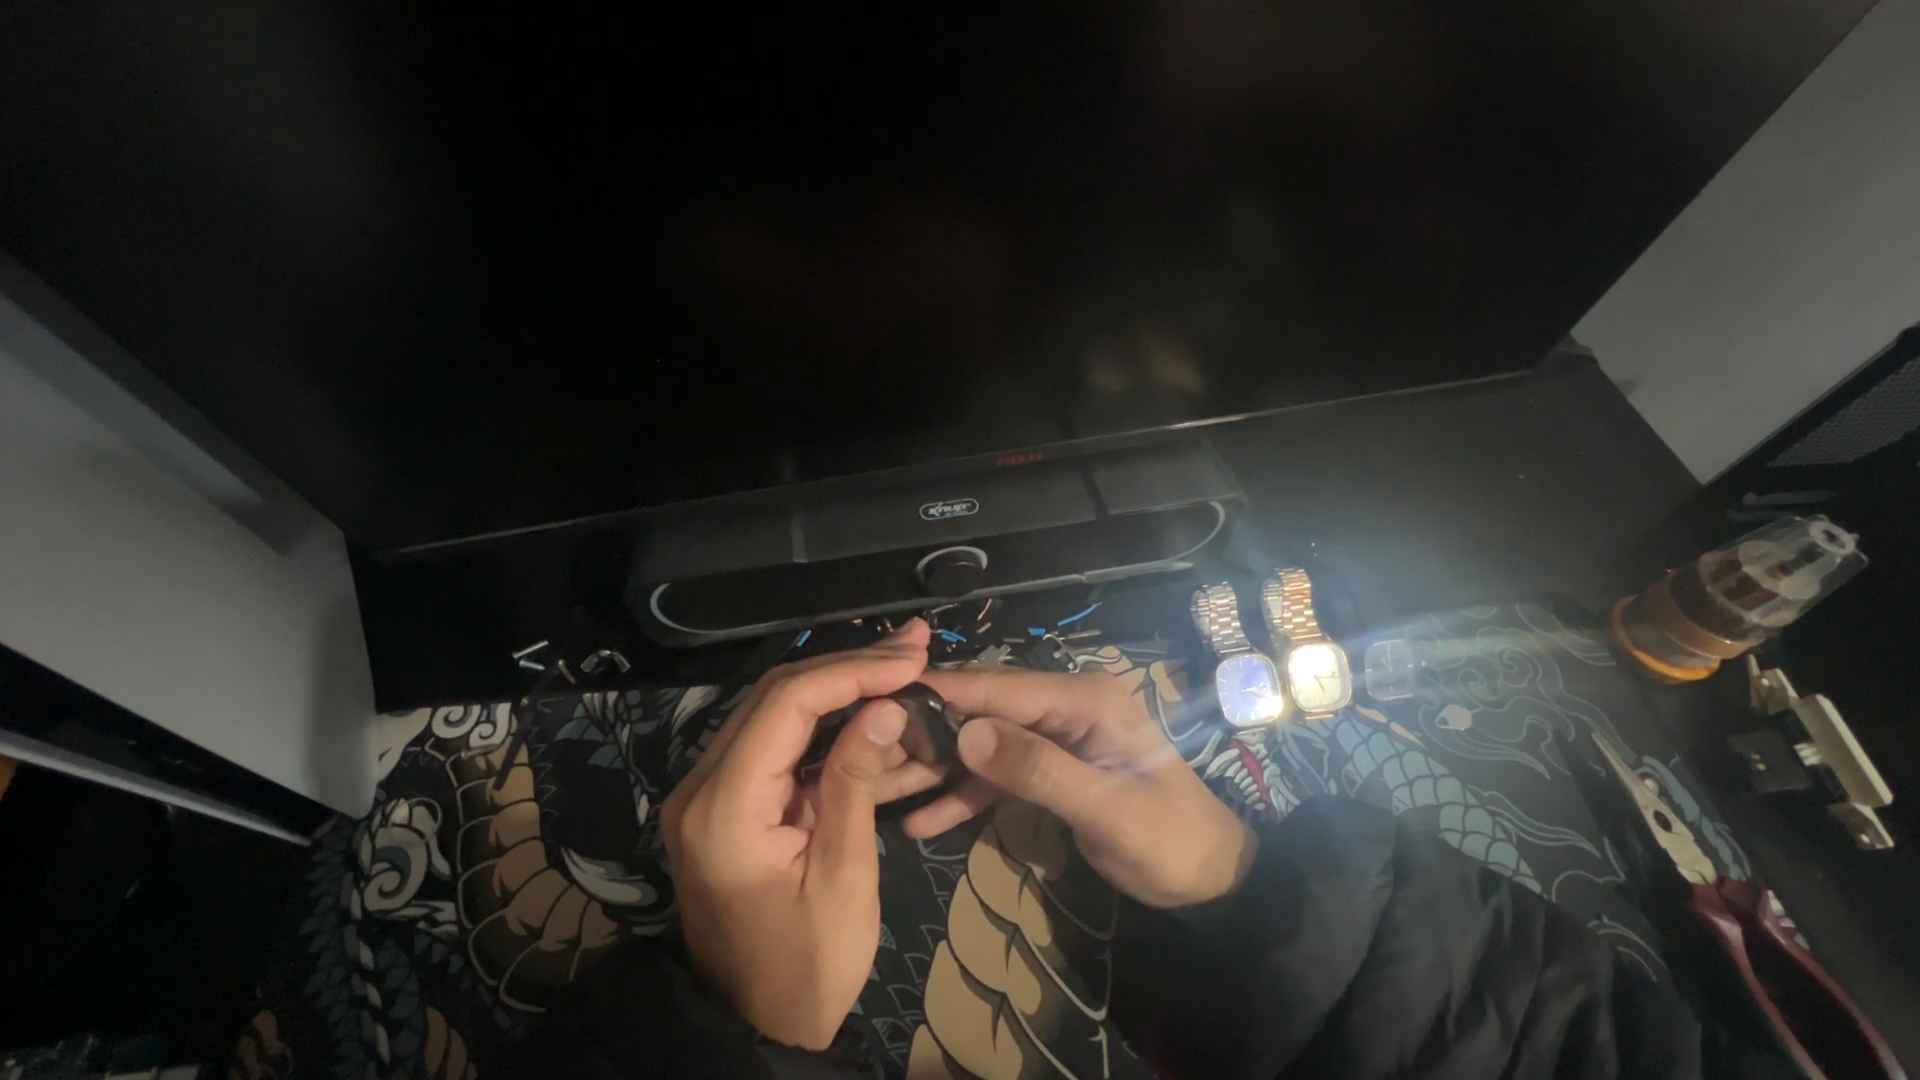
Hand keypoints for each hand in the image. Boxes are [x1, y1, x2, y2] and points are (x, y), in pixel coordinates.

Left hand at [661, 621, 946, 1048]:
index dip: (852, 671)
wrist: (756, 1025)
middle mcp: (703, 786)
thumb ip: (857, 782)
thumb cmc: (807, 966)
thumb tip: (886, 705)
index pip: (787, 704)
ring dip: (846, 689)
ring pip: (782, 713)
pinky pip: (783, 747)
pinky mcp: (730, 802)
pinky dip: (833, 729)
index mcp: (724, 808)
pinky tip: (881, 718)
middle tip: (916, 645)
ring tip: (908, 667)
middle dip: (852, 666)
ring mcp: (712, 792)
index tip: (912, 658)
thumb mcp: (845, 877)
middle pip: (779, 696)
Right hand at [902, 668, 1256, 909]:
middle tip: (873, 752)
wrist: (1209, 879)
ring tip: (885, 786)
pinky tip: (923, 820)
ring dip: (941, 768)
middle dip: (931, 731)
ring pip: (983, 742)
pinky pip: (997, 773)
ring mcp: (1055, 735)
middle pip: (984, 709)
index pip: (1001, 687)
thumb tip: (967, 734)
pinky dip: (964, 795)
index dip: (944, 693)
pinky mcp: (1048, 765)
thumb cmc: (1169, 840)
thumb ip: (1040, 770)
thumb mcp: (1108, 810)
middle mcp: (1065, 705)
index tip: (883, 700)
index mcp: (1084, 699)